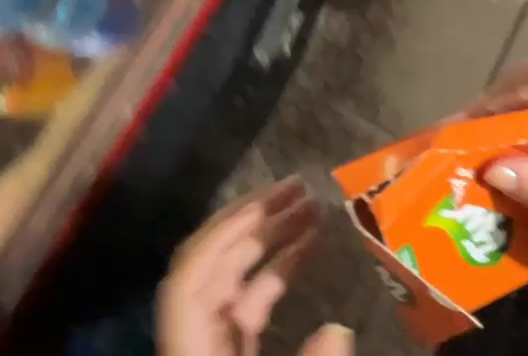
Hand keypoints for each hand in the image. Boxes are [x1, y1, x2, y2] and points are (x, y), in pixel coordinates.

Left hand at [158, 177, 351, 355]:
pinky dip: (278, 269)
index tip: (263, 206)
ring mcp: (214, 342)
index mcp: (191, 347)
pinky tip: (309, 246)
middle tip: (299, 187)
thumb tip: (339, 327)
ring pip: (236, 276)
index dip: (220, 236)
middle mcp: (196, 336)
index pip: (189, 278)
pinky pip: (250, 298)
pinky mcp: (232, 349)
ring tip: (312, 207)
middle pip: (214, 264)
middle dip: (255, 221)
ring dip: (272, 238)